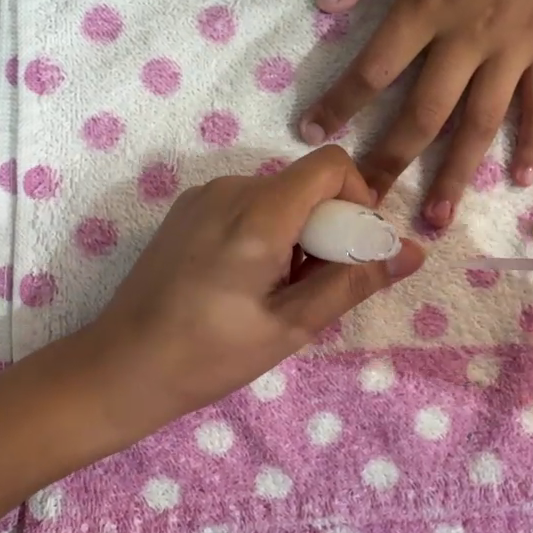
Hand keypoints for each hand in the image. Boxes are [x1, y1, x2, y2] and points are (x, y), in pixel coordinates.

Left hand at [85, 146, 425, 429]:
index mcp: (257, 214)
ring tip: (275, 291)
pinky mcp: (186, 210)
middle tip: (312, 285)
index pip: (330, 165)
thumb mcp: (291, 327)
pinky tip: (244, 281)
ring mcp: (202, 196)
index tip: (351, 248)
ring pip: (277, 195)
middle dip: (326, 226)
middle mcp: (229, 188)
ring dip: (295, 232)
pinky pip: (246, 204)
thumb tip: (412, 252)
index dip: (357, 199)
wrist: (120, 367)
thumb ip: (352, 282)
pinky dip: (265, 231)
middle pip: (304, 183)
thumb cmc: (209, 355)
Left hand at [298, 0, 532, 226]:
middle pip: (423, 114)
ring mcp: (514, 49)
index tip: (310, 135)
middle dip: (392, 161)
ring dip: (456, 174)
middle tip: (370, 205)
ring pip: (479, 124)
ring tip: (438, 220)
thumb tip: (324, 5)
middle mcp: (468, 38)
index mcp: (428, 3)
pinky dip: (532, 142)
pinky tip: (519, 180)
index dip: (339, 104)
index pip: (373, 68)